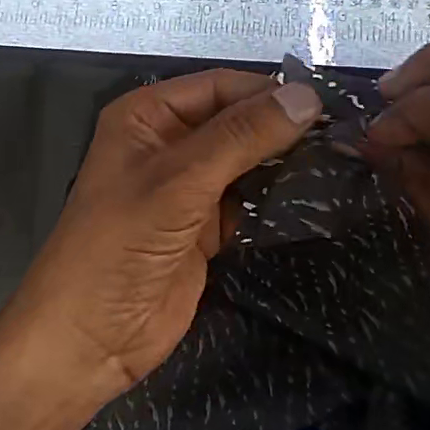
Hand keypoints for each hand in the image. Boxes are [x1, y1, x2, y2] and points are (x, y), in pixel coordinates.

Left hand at [0, 69, 321, 401]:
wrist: (89, 342)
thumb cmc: (119, 247)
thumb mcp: (180, 181)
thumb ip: (243, 137)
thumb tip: (308, 98)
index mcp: (149, 117)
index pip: (221, 88)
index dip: (270, 93)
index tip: (326, 104)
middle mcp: (171, 144)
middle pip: (238, 122)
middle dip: (283, 128)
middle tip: (340, 134)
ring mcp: (190, 187)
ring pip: (248, 161)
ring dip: (285, 162)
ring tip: (337, 160)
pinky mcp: (208, 226)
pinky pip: (250, 199)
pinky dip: (278, 198)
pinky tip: (314, 196)